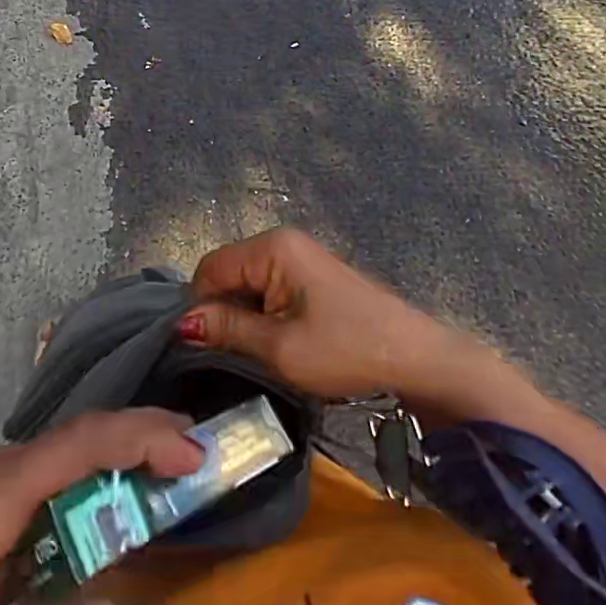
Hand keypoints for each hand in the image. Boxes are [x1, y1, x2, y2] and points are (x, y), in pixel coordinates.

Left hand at [0, 409, 204, 604]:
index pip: (80, 441)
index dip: (141, 437)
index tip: (196, 451)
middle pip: (79, 444)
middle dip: (139, 447)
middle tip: (200, 466)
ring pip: (63, 467)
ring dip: (115, 473)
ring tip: (168, 485)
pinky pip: (41, 492)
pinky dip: (82, 497)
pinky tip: (104, 521)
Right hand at [179, 227, 473, 401]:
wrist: (423, 363)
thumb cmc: (348, 352)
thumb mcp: (280, 348)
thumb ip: (227, 329)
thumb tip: (182, 323)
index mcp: (272, 248)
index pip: (209, 269)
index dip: (201, 306)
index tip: (206, 345)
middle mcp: (282, 241)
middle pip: (228, 273)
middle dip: (224, 310)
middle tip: (235, 351)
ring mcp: (300, 256)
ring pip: (247, 283)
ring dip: (245, 315)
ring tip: (260, 349)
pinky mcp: (313, 274)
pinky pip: (269, 288)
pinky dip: (265, 314)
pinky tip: (279, 340)